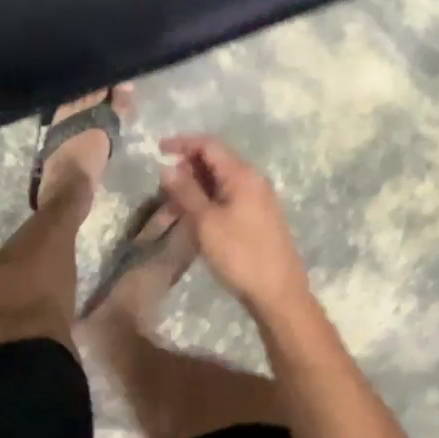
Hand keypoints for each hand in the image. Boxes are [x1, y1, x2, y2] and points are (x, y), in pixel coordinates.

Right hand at [158, 136, 310, 314]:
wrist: (279, 294)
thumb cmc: (240, 254)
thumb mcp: (206, 222)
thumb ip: (186, 192)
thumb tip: (167, 167)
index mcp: (243, 175)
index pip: (209, 145)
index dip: (183, 143)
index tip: (159, 149)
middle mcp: (253, 180)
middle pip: (216, 161)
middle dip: (188, 167)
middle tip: (165, 186)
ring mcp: (259, 199)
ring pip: (221, 181)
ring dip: (197, 186)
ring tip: (175, 205)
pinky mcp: (259, 217)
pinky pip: (229, 196)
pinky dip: (209, 199)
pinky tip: (196, 217)